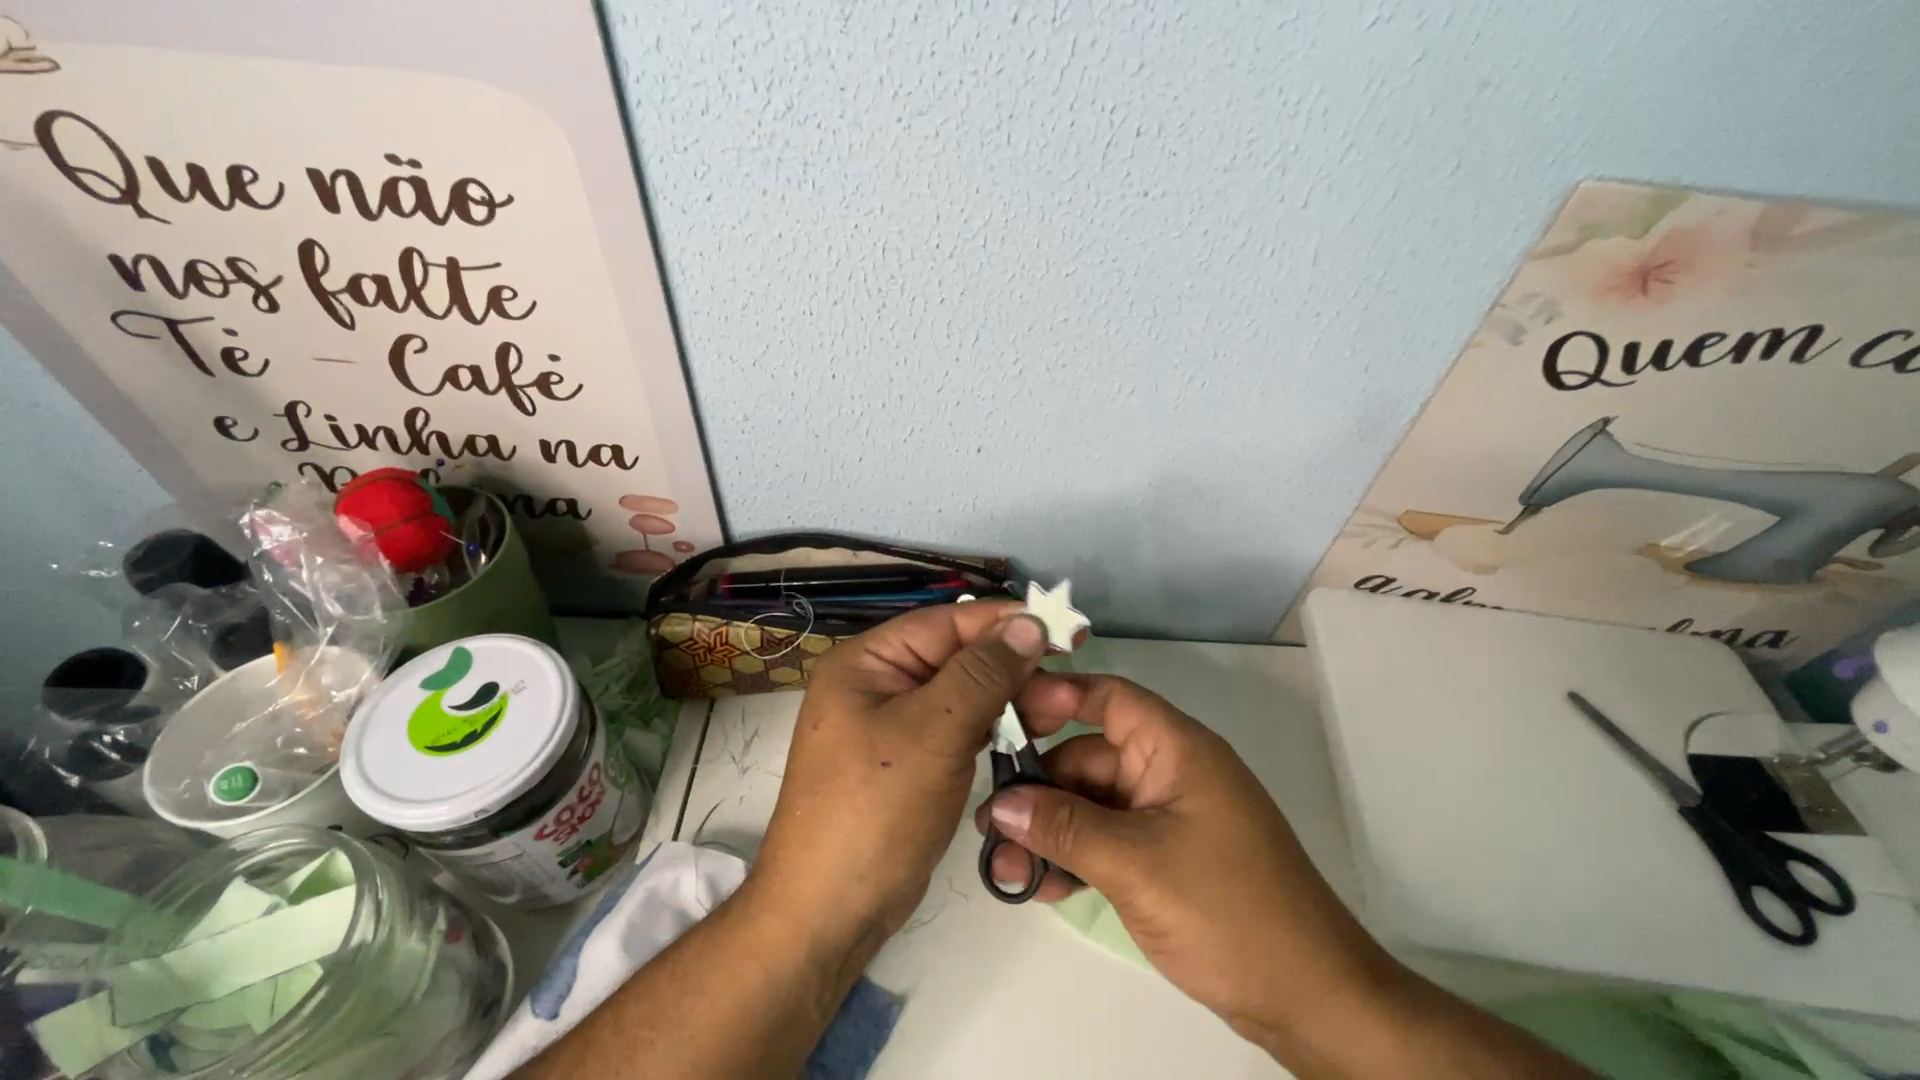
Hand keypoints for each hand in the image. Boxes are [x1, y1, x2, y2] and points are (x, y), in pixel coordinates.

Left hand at [749, 600, 1048, 948]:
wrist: (830, 911)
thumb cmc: (877, 809)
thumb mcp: (935, 731)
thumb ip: (984, 673)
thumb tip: (1029, 623)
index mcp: (867, 662)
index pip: (947, 623)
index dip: (1008, 622)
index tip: (1067, 628)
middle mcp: (877, 685)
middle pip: (957, 658)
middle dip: (1014, 668)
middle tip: (1071, 688)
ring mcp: (892, 727)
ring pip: (962, 695)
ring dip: (1009, 699)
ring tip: (1061, 711)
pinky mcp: (909, 764)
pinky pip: (957, 730)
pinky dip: (992, 729)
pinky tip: (1028, 734)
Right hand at [975, 674, 1405, 1039]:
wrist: (1308, 996)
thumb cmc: (1227, 911)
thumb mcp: (1136, 865)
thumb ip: (1064, 828)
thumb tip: (1001, 805)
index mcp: (1176, 749)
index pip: (1108, 697)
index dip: (1054, 697)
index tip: (999, 717)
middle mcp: (1170, 772)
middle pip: (1088, 757)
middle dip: (1037, 789)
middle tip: (987, 825)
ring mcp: (1168, 818)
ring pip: (1092, 806)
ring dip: (1049, 832)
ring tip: (1003, 868)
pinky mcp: (1166, 858)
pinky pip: (1108, 842)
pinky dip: (1075, 858)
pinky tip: (1040, 886)